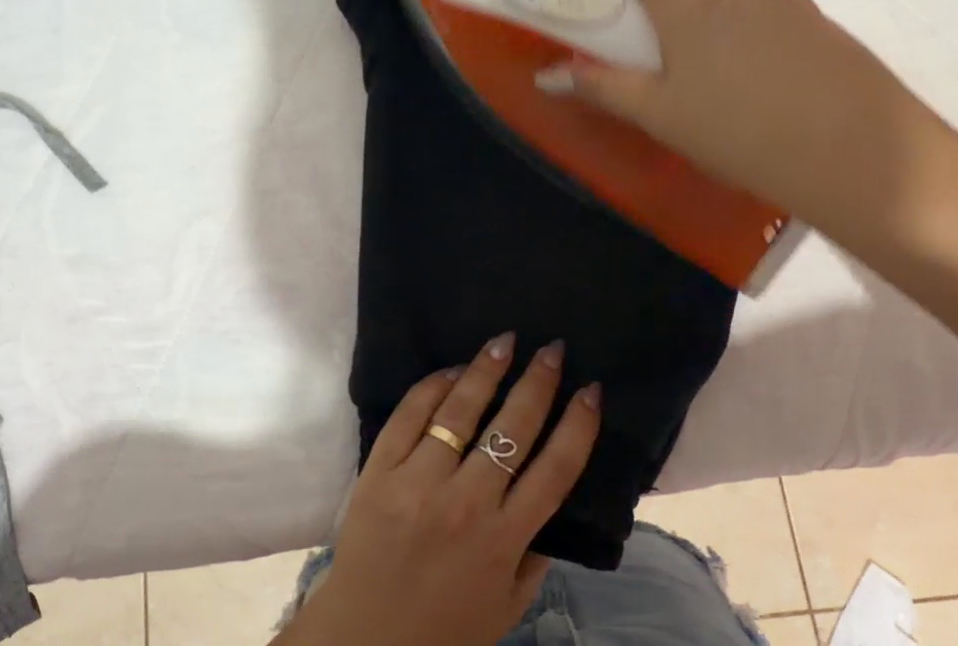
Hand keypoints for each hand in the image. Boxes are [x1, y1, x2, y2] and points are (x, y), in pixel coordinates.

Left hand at [277, 334, 600, 645]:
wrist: (366, 638)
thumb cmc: (445, 626)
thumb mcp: (508, 603)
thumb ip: (535, 554)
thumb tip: (555, 502)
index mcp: (505, 538)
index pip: (555, 468)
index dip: (579, 425)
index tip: (591, 391)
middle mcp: (466, 503)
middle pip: (512, 428)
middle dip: (538, 383)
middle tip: (553, 349)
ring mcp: (418, 482)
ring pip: (460, 412)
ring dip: (486, 371)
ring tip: (504, 342)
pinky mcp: (378, 471)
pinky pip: (409, 417)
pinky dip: (432, 388)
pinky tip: (451, 370)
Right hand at [560, 0, 950, 221]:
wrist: (863, 156)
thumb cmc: (740, 132)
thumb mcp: (660, 115)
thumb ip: (601, 87)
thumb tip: (546, 75)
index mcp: (691, 0)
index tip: (620, 30)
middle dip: (670, 21)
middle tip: (671, 78)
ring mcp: (788, 0)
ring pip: (732, 6)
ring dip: (716, 33)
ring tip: (726, 95)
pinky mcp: (824, 22)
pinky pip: (771, 21)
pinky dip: (756, 45)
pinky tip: (770, 96)